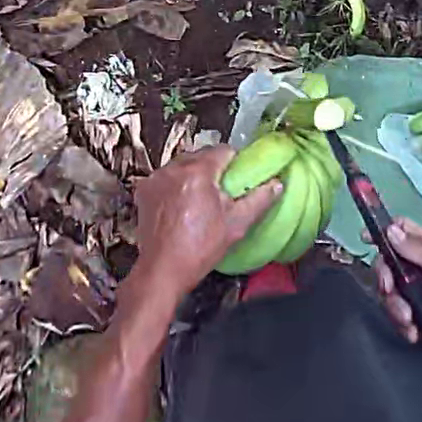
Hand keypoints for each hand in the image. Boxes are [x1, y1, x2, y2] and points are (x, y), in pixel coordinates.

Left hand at [129, 146, 280, 300]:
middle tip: (222, 192)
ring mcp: (156, 178)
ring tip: (201, 200)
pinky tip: (181, 205)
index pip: (223, 150)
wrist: (163, 270)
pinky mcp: (144, 189)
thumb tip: (277, 183)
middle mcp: (174, 168)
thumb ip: (259, 200)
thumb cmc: (201, 247)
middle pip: (201, 156)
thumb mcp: (236, 224)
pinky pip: (165, 177)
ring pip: (182, 165)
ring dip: (192, 175)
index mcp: (198, 172)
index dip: (234, 162)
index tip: (238, 178)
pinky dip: (174, 185)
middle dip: (213, 169)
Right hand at [376, 217, 421, 369]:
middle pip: (389, 261)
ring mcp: (421, 290)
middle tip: (390, 290)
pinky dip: (403, 322)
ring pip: (391, 289)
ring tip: (409, 319)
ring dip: (395, 305)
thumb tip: (390, 229)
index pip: (403, 230)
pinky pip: (398, 311)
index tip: (365, 238)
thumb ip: (416, 249)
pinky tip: (414, 331)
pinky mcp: (419, 313)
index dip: (384, 231)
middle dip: (386, 278)